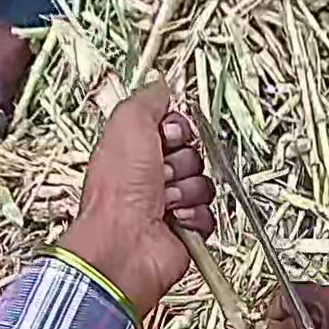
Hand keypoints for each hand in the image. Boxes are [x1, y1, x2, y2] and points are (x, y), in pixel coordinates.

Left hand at [58, 80, 214, 317]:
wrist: (124, 243)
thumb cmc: (119, 187)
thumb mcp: (128, 123)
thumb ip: (148, 100)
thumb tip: (163, 86)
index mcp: (137, 151)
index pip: (178, 128)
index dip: (176, 131)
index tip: (164, 139)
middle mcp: (153, 178)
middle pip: (193, 155)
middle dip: (181, 164)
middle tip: (160, 177)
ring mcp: (170, 207)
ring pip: (204, 185)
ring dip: (187, 191)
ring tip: (165, 203)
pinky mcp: (186, 234)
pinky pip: (209, 216)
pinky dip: (195, 218)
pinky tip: (175, 223)